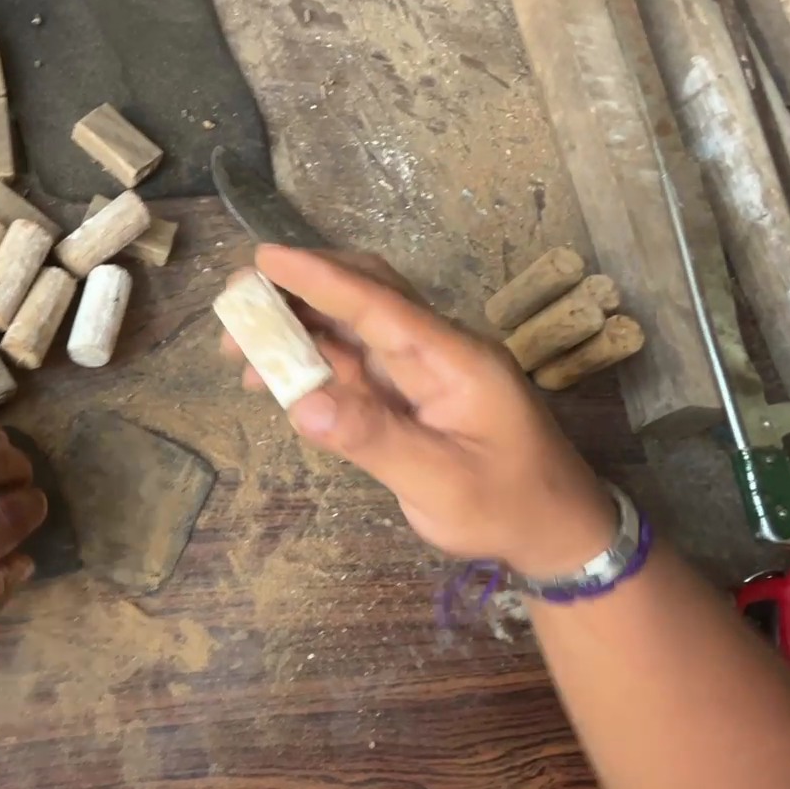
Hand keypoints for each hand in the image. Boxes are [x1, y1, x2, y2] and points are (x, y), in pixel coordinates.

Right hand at [219, 246, 615, 577]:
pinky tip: (271, 380)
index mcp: (451, 361)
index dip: (320, 280)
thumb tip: (302, 404)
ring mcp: (414, 374)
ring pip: (347, 331)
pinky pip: (346, 368)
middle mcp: (430, 354)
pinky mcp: (400, 397)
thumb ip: (373, 439)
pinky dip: (304, 367)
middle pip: (362, 297)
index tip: (266, 259)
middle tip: (239, 296)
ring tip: (237, 347)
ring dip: (293, 330)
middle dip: (298, 290)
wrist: (552, 529)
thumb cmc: (506, 506)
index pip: (378, 306)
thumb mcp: (441, 482)